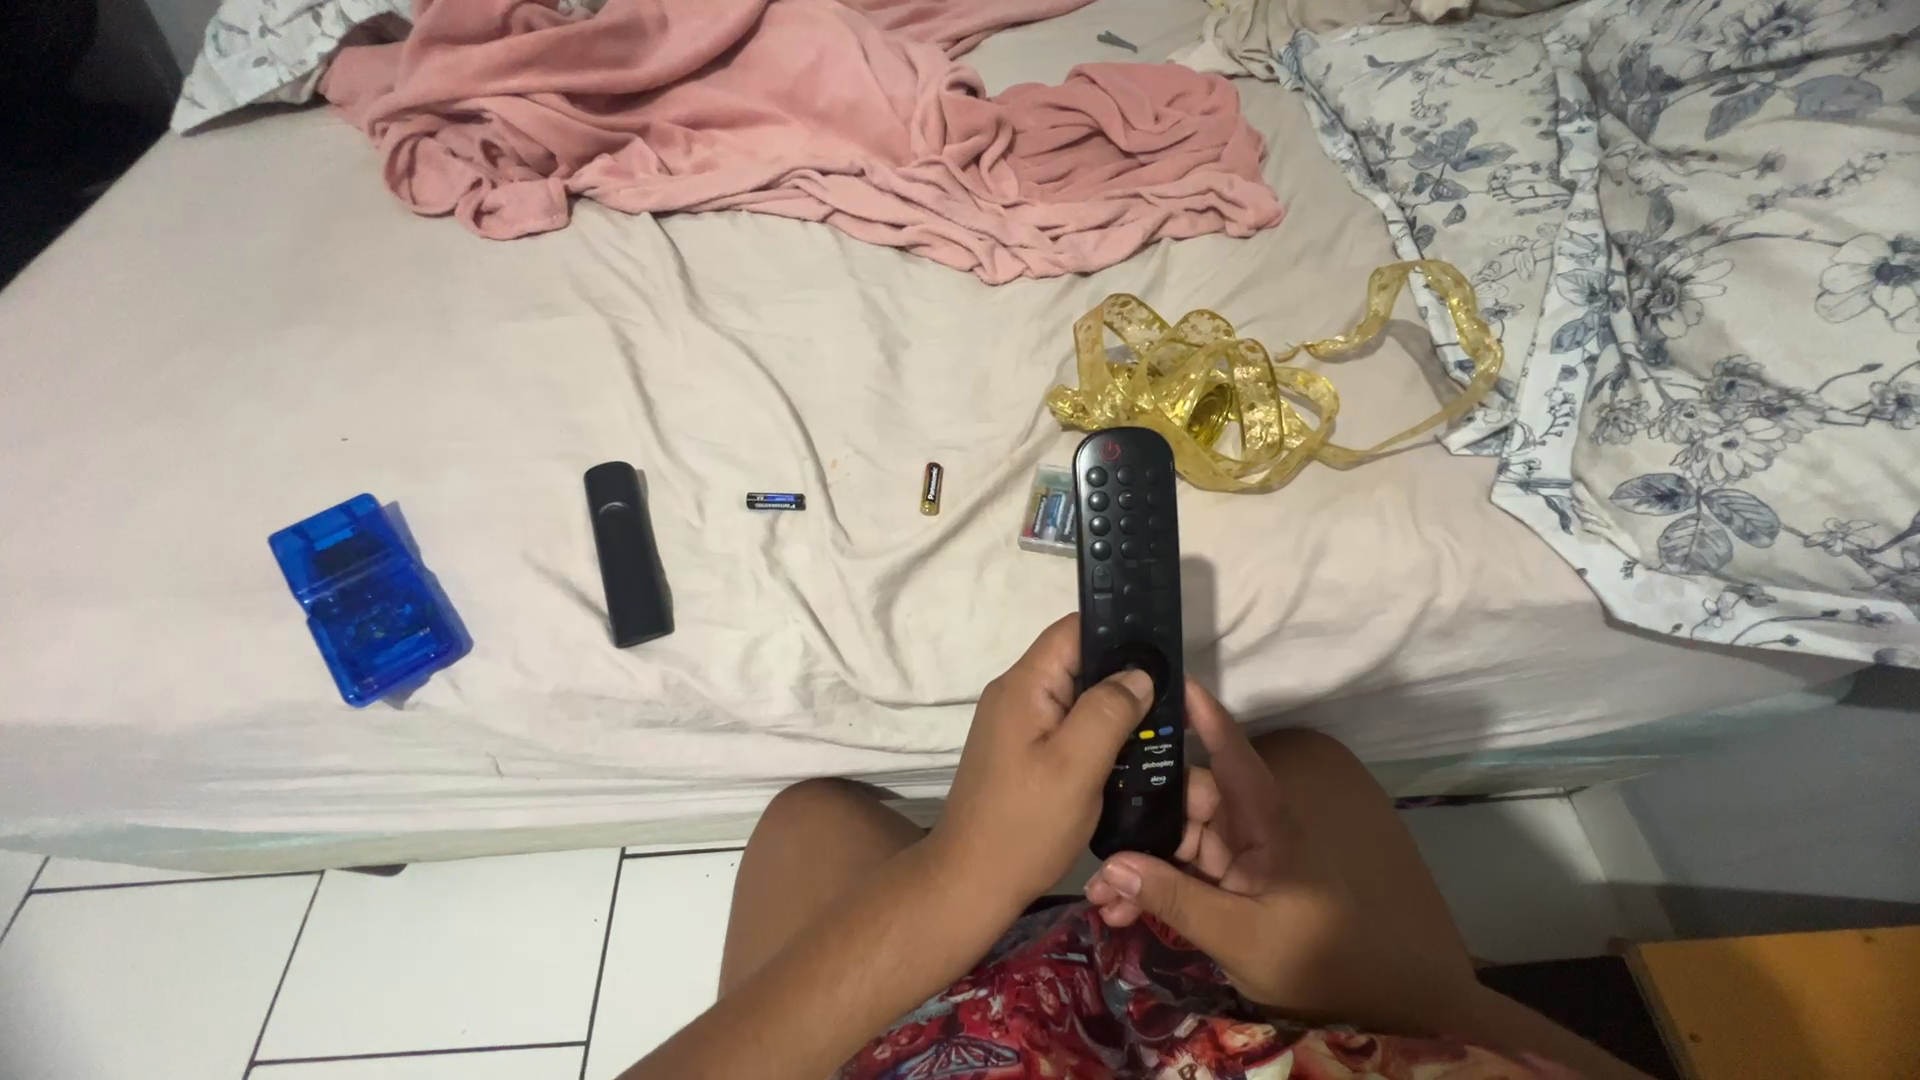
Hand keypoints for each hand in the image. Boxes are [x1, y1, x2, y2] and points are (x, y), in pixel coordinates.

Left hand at [930, 614, 1154, 915]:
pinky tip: (1126, 754)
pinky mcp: (1021, 750)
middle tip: (1171, 699)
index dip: (1117, 633)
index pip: (1072, 631)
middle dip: (1123, 675)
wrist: (972, 881)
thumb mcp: (1075, 766)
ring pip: (1075, 696)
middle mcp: (1016, 694)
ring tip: (1158, 727)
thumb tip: (1138, 674)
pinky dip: (1096, 733)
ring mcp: (1016, 723)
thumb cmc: (1024, 825)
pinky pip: (1065, 725)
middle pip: (1076, 662)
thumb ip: (1108, 712)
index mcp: (1024, 685)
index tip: (1161, 655)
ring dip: (1113, 709)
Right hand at [1083, 680, 1474, 1033]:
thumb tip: (1111, 867)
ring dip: (1134, 864)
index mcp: (1264, 822)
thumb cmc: (1316, 961)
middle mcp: (1244, 826)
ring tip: (1100, 897)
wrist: (1363, 1009)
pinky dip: (1148, 888)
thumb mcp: (1241, 936)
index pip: (1231, 754)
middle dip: (1135, 822)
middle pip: (1183, 799)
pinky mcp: (1223, 882)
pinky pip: (1176, 870)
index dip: (1204, 716)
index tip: (1170, 679)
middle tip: (1091, 845)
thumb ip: (1176, 899)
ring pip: (1171, 839)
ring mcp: (1232, 855)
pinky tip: (1117, 911)